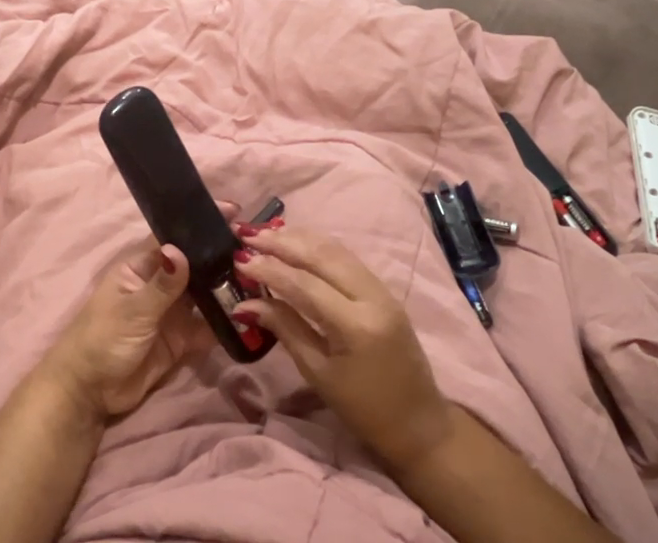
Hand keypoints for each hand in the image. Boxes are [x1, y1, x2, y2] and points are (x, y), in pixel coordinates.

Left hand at [41, 202, 237, 418]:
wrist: (90, 393)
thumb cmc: (101, 341)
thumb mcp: (132, 310)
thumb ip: (162, 285)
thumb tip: (181, 250)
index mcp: (141, 267)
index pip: (173, 239)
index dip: (200, 226)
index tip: (233, 211)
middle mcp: (160, 284)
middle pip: (195, 265)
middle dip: (221, 256)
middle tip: (258, 248)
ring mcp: (172, 311)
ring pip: (206, 293)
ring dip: (228, 287)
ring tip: (261, 277)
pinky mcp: (182, 339)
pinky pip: (208, 325)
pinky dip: (226, 322)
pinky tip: (250, 315)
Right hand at [231, 225, 452, 469]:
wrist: (418, 422)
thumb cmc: (363, 408)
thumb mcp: (317, 373)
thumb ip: (284, 328)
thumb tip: (245, 305)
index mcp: (356, 325)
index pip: (305, 284)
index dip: (270, 269)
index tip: (239, 259)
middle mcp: (373, 297)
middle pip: (322, 255)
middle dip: (282, 242)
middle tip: (247, 236)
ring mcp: (382, 290)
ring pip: (336, 250)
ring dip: (300, 239)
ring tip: (266, 234)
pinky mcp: (384, 290)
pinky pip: (347, 258)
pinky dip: (318, 248)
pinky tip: (297, 245)